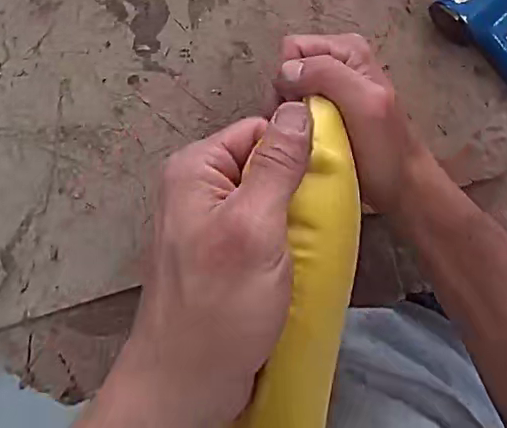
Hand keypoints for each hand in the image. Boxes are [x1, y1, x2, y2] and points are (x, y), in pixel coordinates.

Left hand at [94, 103, 312, 427]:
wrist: (183, 398)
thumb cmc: (216, 312)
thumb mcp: (254, 227)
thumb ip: (277, 164)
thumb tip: (299, 108)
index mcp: (196, 168)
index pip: (262, 129)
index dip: (296, 147)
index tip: (323, 175)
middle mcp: (198, 187)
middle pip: (267, 159)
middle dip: (297, 183)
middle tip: (319, 212)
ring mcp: (209, 221)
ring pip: (270, 193)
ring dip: (296, 213)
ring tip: (311, 238)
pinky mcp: (222, 251)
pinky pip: (265, 224)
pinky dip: (286, 235)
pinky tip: (298, 255)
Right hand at [275, 34, 433, 212]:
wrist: (401, 186)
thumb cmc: (387, 149)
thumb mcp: (364, 104)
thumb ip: (329, 76)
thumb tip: (287, 70)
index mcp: (348, 48)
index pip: (293, 49)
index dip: (292, 79)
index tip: (305, 111)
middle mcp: (337, 62)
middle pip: (286, 71)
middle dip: (288, 99)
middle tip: (307, 129)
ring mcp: (328, 88)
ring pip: (285, 94)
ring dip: (290, 118)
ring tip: (308, 139)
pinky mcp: (322, 114)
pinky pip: (291, 113)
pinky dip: (294, 129)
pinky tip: (305, 145)